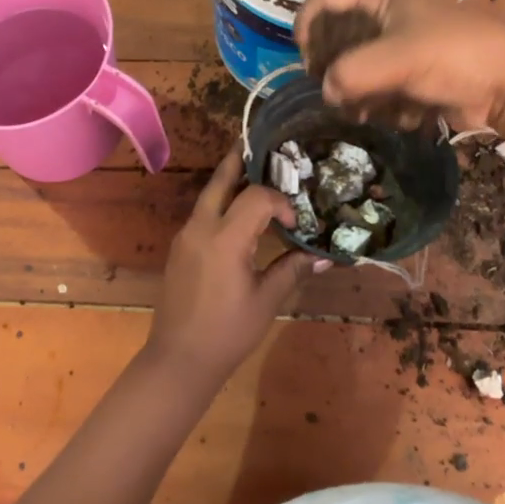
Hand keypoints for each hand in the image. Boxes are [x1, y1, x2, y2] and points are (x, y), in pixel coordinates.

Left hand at [143, 148, 330, 388]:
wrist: (179, 358)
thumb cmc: (227, 332)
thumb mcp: (266, 301)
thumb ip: (291, 270)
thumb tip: (325, 257)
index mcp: (224, 238)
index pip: (256, 197)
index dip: (280, 202)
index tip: (295, 225)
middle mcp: (200, 228)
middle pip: (220, 181)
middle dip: (240, 161)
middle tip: (259, 145)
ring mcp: (185, 237)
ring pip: (208, 197)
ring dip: (229, 182)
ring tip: (253, 173)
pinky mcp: (180, 248)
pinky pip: (202, 215)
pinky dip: (221, 205)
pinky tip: (237, 216)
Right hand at [294, 0, 504, 131]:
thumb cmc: (453, 54)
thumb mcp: (394, 58)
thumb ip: (349, 72)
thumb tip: (327, 91)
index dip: (306, 23)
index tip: (305, 56)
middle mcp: (388, 20)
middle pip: (340, 42)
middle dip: (336, 72)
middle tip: (334, 93)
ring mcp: (404, 51)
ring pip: (361, 74)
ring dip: (362, 97)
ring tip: (370, 114)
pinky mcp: (419, 79)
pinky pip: (386, 93)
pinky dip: (390, 108)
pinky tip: (408, 117)